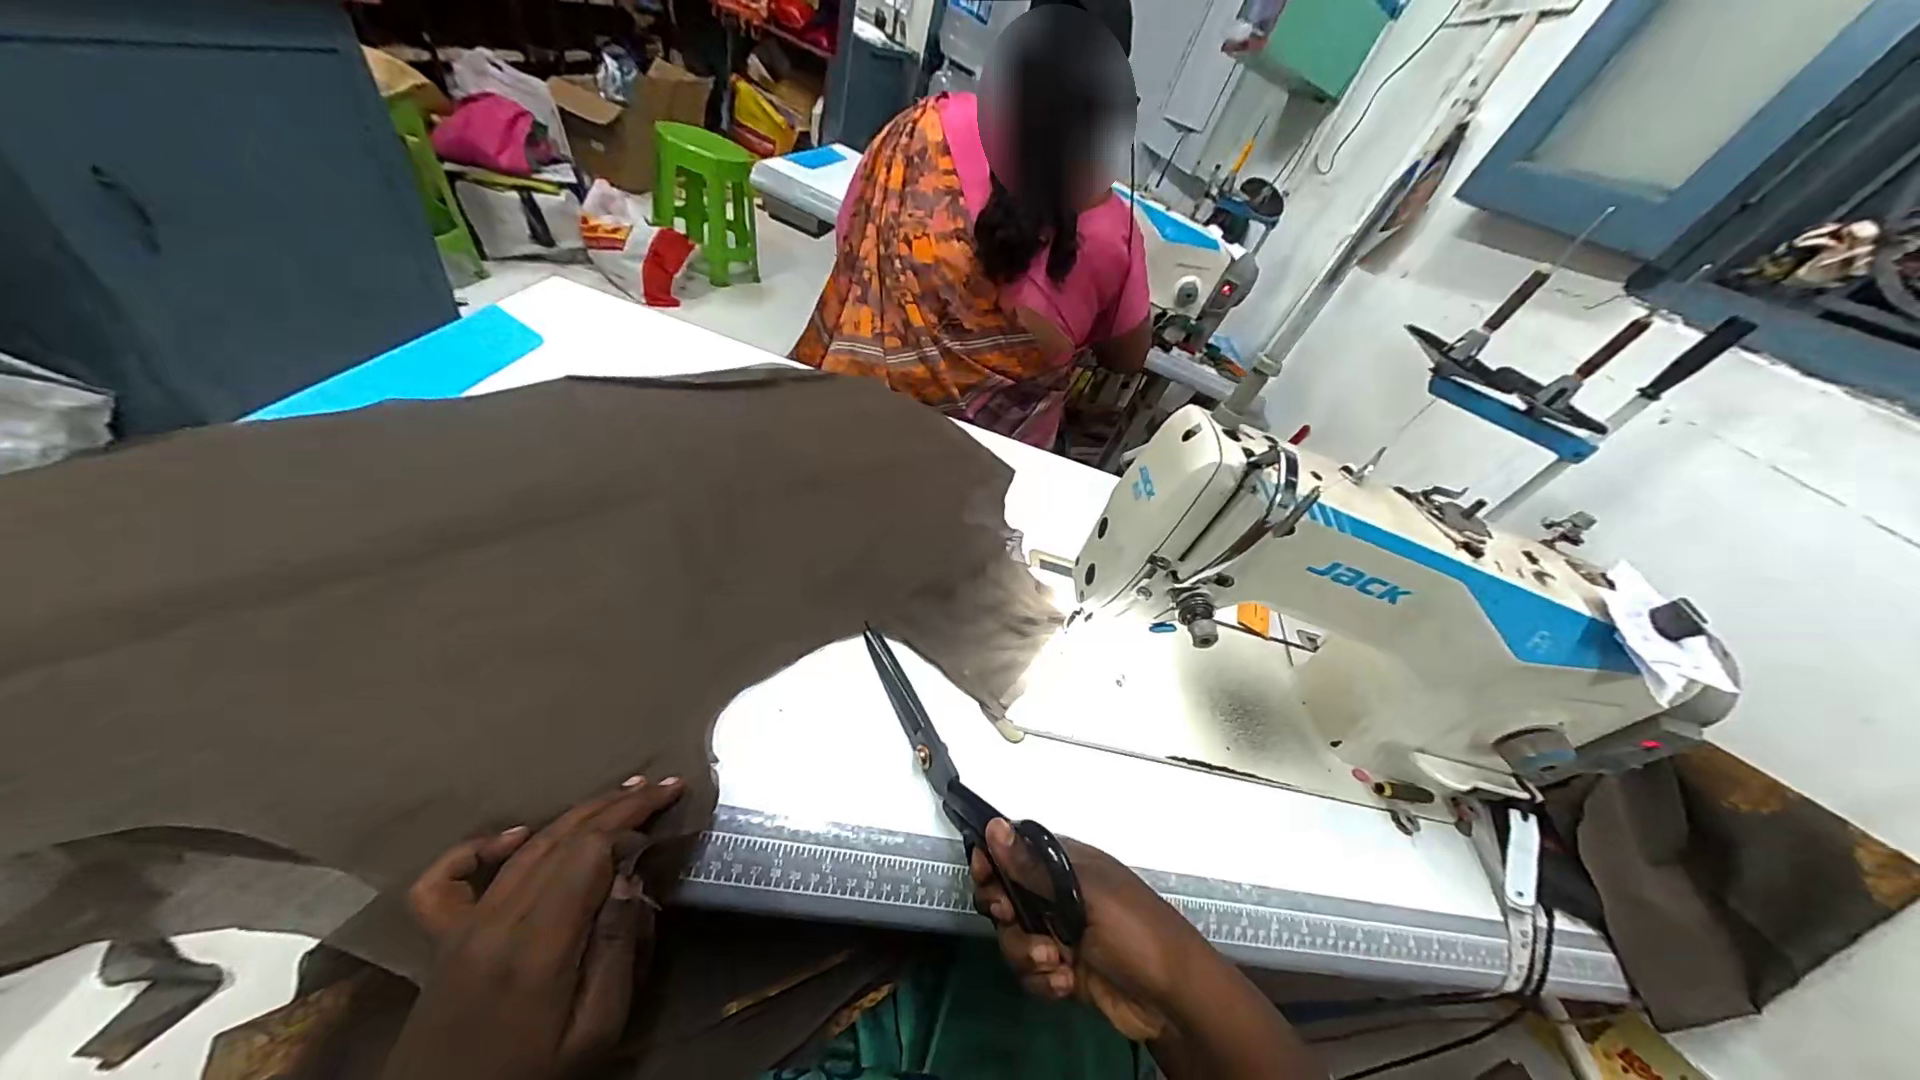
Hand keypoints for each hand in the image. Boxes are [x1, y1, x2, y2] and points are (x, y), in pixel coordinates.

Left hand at [382, 775, 684, 1079]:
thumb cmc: (536, 1077)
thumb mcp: (596, 1031)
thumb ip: (615, 949)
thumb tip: (629, 877)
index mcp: (538, 946)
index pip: (588, 852)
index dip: (632, 819)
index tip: (670, 805)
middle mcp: (496, 923)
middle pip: (563, 838)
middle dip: (618, 804)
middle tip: (663, 784)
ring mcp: (462, 928)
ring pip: (527, 847)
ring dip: (578, 812)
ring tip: (623, 792)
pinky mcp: (440, 941)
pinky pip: (445, 879)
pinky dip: (478, 846)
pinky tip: (515, 834)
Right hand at [969, 819, 1209, 1039]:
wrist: (1173, 999)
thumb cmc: (1135, 930)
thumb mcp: (1085, 893)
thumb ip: (1034, 867)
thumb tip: (995, 826)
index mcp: (1064, 864)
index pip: (1014, 852)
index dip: (994, 862)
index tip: (985, 876)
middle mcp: (1056, 894)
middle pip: (1004, 895)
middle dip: (1004, 912)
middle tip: (1010, 917)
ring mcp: (1058, 932)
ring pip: (1012, 937)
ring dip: (1027, 953)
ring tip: (1056, 963)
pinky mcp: (1061, 968)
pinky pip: (1029, 971)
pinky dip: (1042, 980)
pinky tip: (1066, 983)